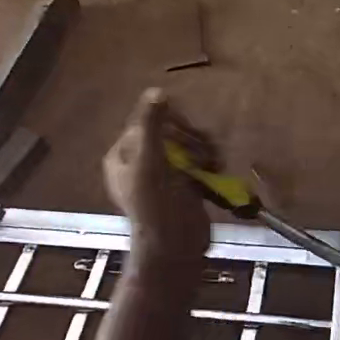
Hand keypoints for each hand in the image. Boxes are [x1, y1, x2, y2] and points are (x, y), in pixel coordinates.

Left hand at [103, 88, 211, 273]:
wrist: (174, 248)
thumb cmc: (156, 204)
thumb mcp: (149, 160)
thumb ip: (152, 124)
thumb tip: (156, 91)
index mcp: (123, 155)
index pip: (146, 122)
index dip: (169, 121)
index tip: (187, 129)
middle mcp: (141, 163)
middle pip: (170, 132)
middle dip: (190, 137)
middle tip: (203, 150)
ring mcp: (164, 176)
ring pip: (187, 146)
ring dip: (203, 149)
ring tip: (212, 163)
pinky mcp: (184, 187)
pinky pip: (197, 163)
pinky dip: (208, 163)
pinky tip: (217, 169)